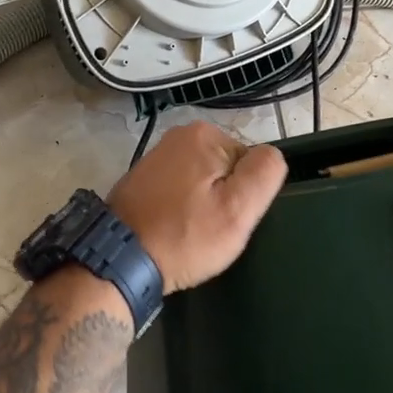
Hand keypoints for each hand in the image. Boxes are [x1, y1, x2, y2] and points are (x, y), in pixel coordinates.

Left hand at [106, 122, 285, 292]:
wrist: (121, 258)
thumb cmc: (184, 236)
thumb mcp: (238, 209)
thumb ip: (264, 173)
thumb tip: (272, 154)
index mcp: (205, 134)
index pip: (250, 163)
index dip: (246, 196)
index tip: (229, 219)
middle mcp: (179, 135)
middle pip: (226, 170)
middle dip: (224, 199)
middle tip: (211, 229)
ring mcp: (158, 155)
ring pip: (204, 182)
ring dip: (203, 205)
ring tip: (192, 232)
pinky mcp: (144, 177)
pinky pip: (180, 190)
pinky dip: (182, 208)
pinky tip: (175, 229)